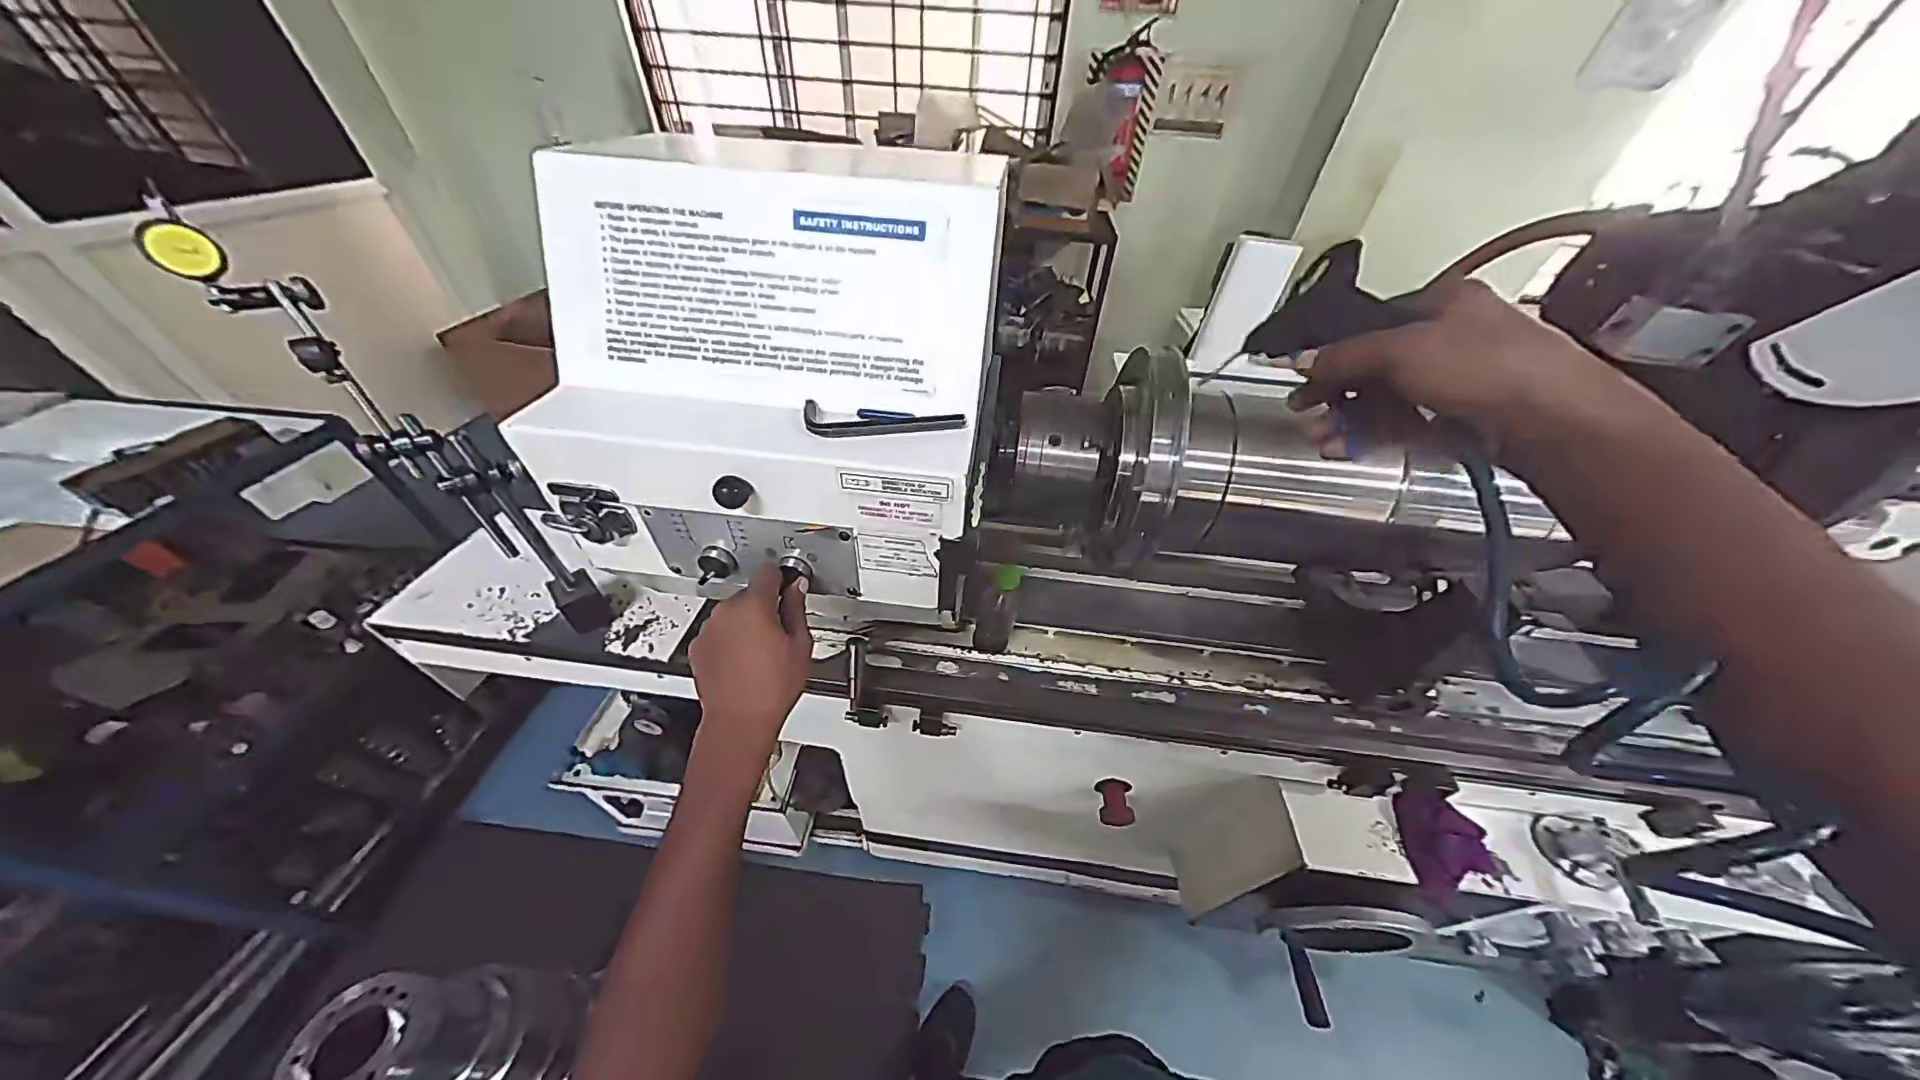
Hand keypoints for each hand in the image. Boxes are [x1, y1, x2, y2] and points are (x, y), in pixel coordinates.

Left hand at [688, 564, 812, 758]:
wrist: (739, 720)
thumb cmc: (770, 689)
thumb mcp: (800, 645)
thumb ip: (797, 609)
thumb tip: (797, 589)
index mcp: (754, 606)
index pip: (768, 572)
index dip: (782, 578)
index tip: (789, 586)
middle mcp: (726, 612)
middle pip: (750, 594)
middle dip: (765, 607)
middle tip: (780, 632)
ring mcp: (709, 628)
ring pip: (733, 614)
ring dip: (746, 623)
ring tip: (762, 651)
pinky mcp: (699, 645)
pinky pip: (719, 632)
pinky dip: (730, 639)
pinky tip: (745, 660)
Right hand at [1285, 279, 1654, 451]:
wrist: (1552, 422)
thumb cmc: (1491, 367)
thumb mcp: (1402, 350)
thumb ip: (1346, 355)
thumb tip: (1303, 360)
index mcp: (1445, 302)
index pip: (1371, 324)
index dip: (1333, 350)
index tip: (1303, 374)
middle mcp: (1452, 338)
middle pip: (1375, 367)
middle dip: (1335, 393)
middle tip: (1306, 411)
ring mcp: (1457, 381)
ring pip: (1387, 400)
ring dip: (1348, 420)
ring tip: (1321, 438)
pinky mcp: (1461, 419)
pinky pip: (1403, 425)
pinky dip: (1372, 436)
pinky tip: (1346, 448)